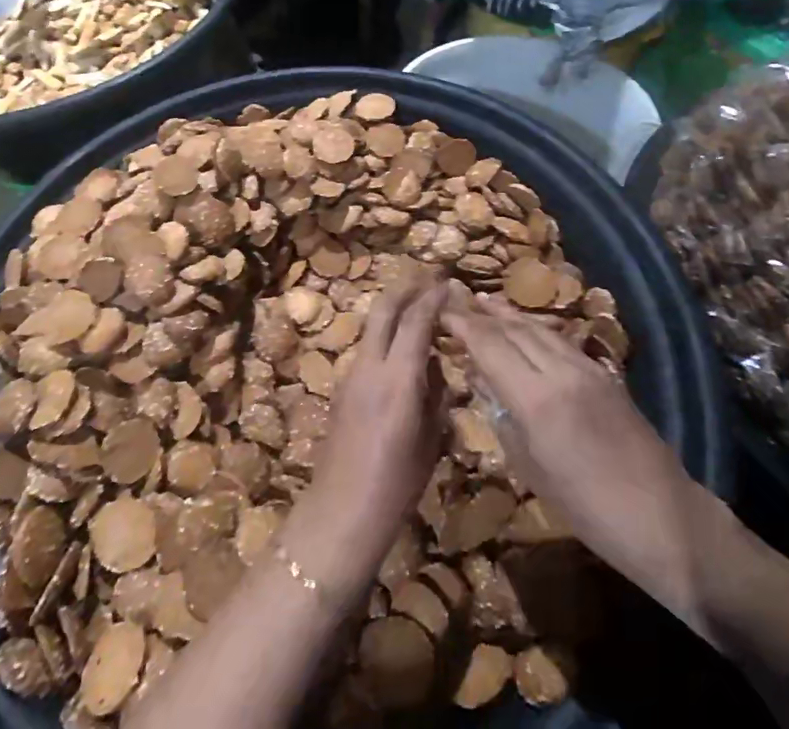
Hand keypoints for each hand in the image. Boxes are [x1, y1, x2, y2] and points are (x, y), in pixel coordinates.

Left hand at [284, 282, 447, 601]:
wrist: (343, 507)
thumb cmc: (398, 482)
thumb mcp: (431, 439)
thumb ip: (435, 396)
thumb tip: (434, 369)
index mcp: (398, 378)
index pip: (416, 321)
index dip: (433, 298)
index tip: (448, 283)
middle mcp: (369, 366)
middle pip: (383, 311)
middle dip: (405, 289)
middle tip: (427, 281)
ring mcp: (350, 375)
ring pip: (372, 330)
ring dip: (394, 316)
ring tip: (420, 317)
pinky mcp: (341, 388)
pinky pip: (367, 353)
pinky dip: (385, 343)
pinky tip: (402, 360)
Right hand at [441, 296, 710, 603]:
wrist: (662, 518)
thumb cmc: (584, 506)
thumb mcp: (529, 465)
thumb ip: (500, 415)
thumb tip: (479, 379)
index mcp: (536, 398)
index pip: (489, 345)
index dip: (462, 325)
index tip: (440, 311)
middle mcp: (561, 372)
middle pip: (514, 330)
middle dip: (482, 312)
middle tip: (456, 297)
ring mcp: (587, 370)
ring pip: (539, 330)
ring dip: (509, 314)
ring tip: (485, 301)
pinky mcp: (605, 376)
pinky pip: (560, 342)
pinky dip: (535, 330)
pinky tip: (525, 328)